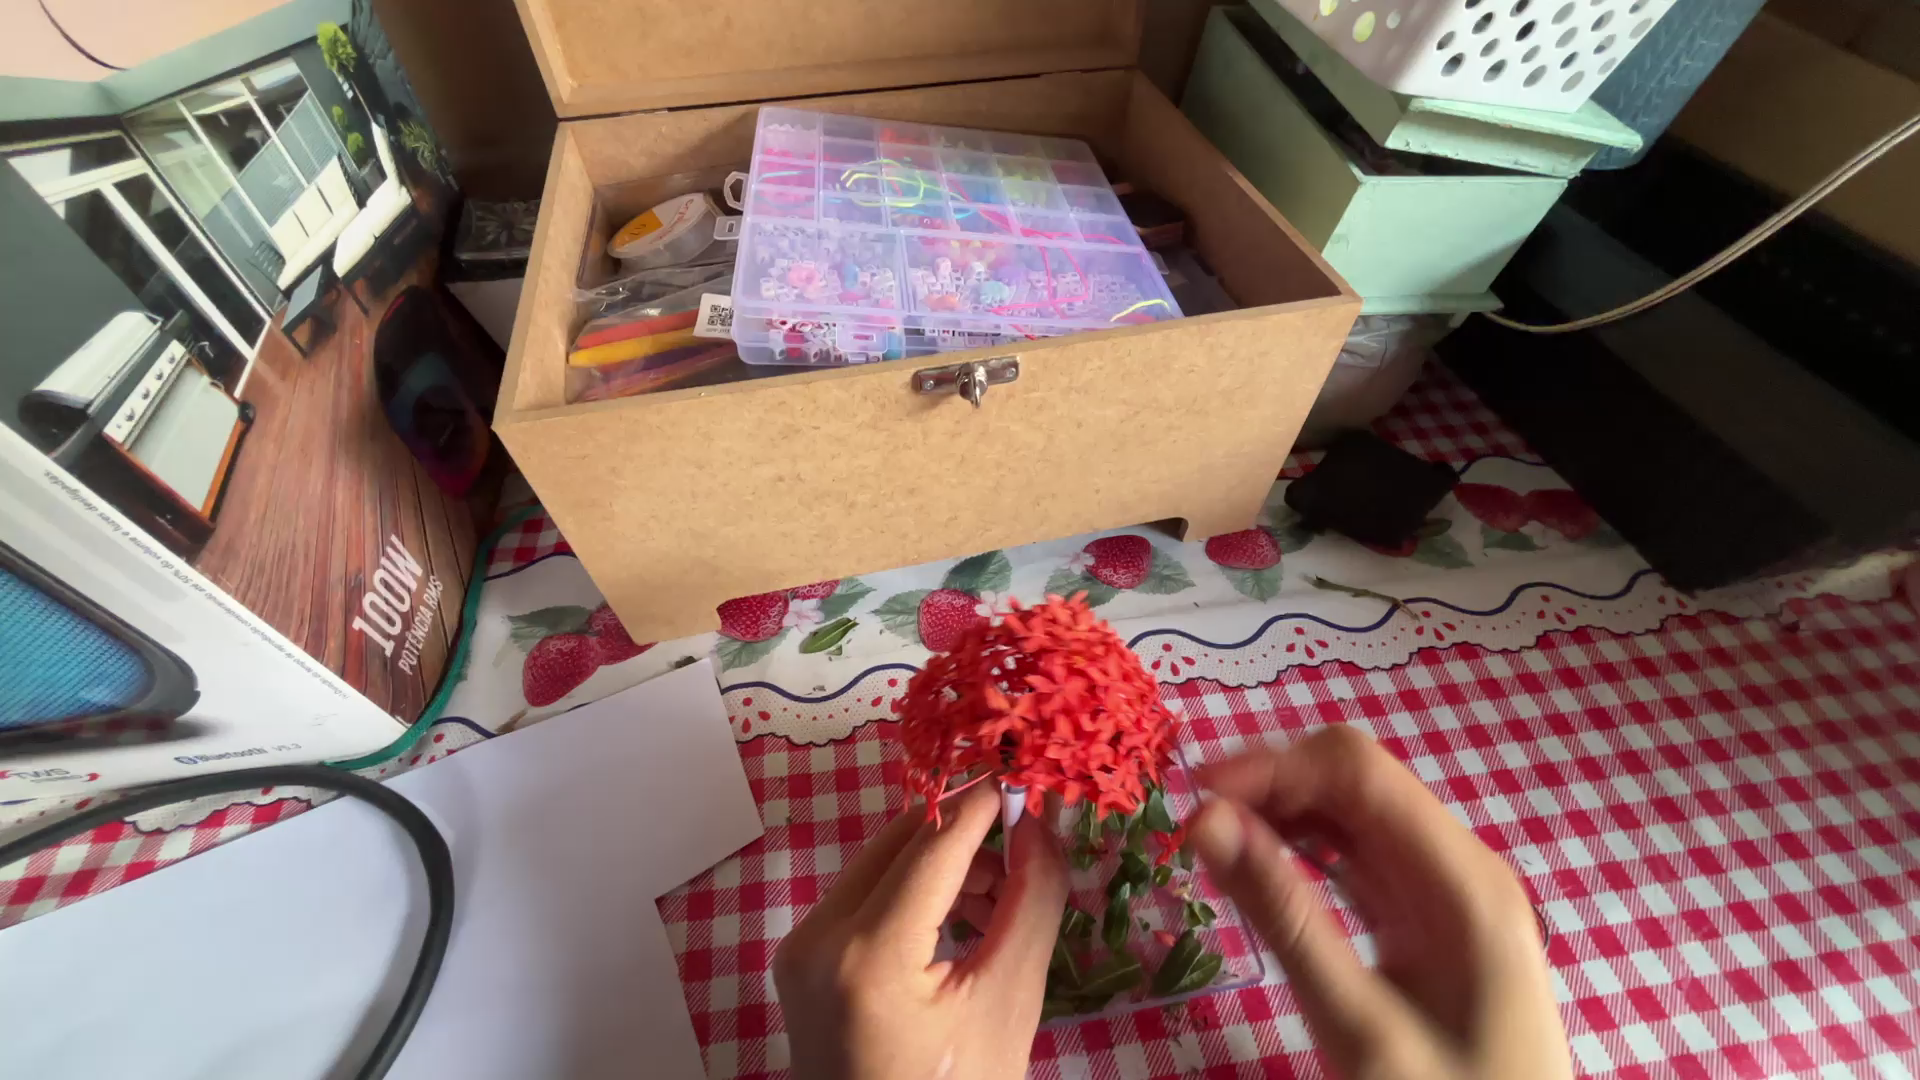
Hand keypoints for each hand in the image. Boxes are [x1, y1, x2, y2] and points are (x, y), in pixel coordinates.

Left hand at [774, 782, 1069, 1079]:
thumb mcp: (1009, 1001)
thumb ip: (1030, 900)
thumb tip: (1038, 822)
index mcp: (868, 957)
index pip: (934, 844)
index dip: (984, 803)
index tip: (1023, 776)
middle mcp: (817, 937)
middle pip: (902, 842)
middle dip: (966, 830)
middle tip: (1024, 832)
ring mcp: (801, 946)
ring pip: (883, 860)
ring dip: (945, 858)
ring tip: (1001, 891)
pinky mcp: (801, 955)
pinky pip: (867, 892)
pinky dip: (916, 887)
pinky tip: (962, 912)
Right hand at [1189, 727, 1569, 1079]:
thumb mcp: (1359, 1029)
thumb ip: (1282, 917)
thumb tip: (1203, 820)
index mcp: (1461, 880)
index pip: (1357, 772)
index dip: (1273, 767)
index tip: (1198, 797)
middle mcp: (1453, 863)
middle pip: (1349, 778)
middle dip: (1269, 784)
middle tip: (1199, 824)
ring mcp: (1436, 885)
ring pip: (1341, 807)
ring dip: (1274, 810)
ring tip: (1216, 844)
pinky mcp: (1413, 909)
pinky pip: (1344, 848)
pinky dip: (1291, 843)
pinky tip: (1255, 865)